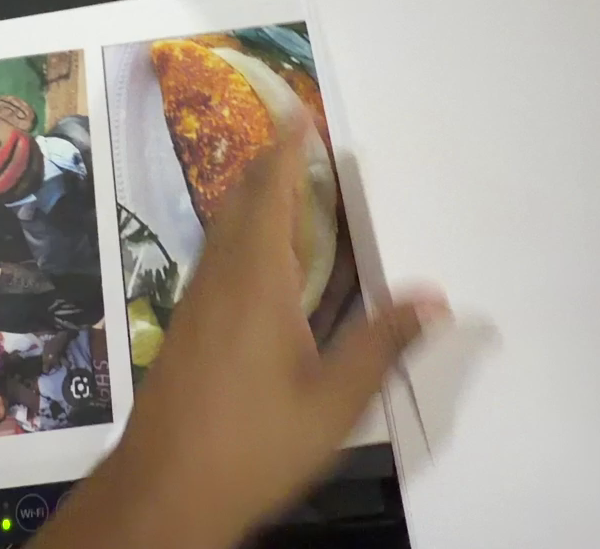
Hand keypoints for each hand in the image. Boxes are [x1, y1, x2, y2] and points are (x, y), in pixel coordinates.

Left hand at [34, 138, 449, 548]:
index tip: (296, 116)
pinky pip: (218, 252)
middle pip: (241, 201)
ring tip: (283, 182)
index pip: (270, 194)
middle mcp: (221, 274)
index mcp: (257, 279)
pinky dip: (241, 229)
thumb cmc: (253, 440)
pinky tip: (258, 253)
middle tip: (296, 141)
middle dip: (268, 165)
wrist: (164, 484)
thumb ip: (381, 344)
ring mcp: (198, 295)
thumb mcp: (333, 402)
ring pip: (225, 226)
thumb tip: (434, 298)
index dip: (284, 152)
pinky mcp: (189, 318)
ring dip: (252, 195)